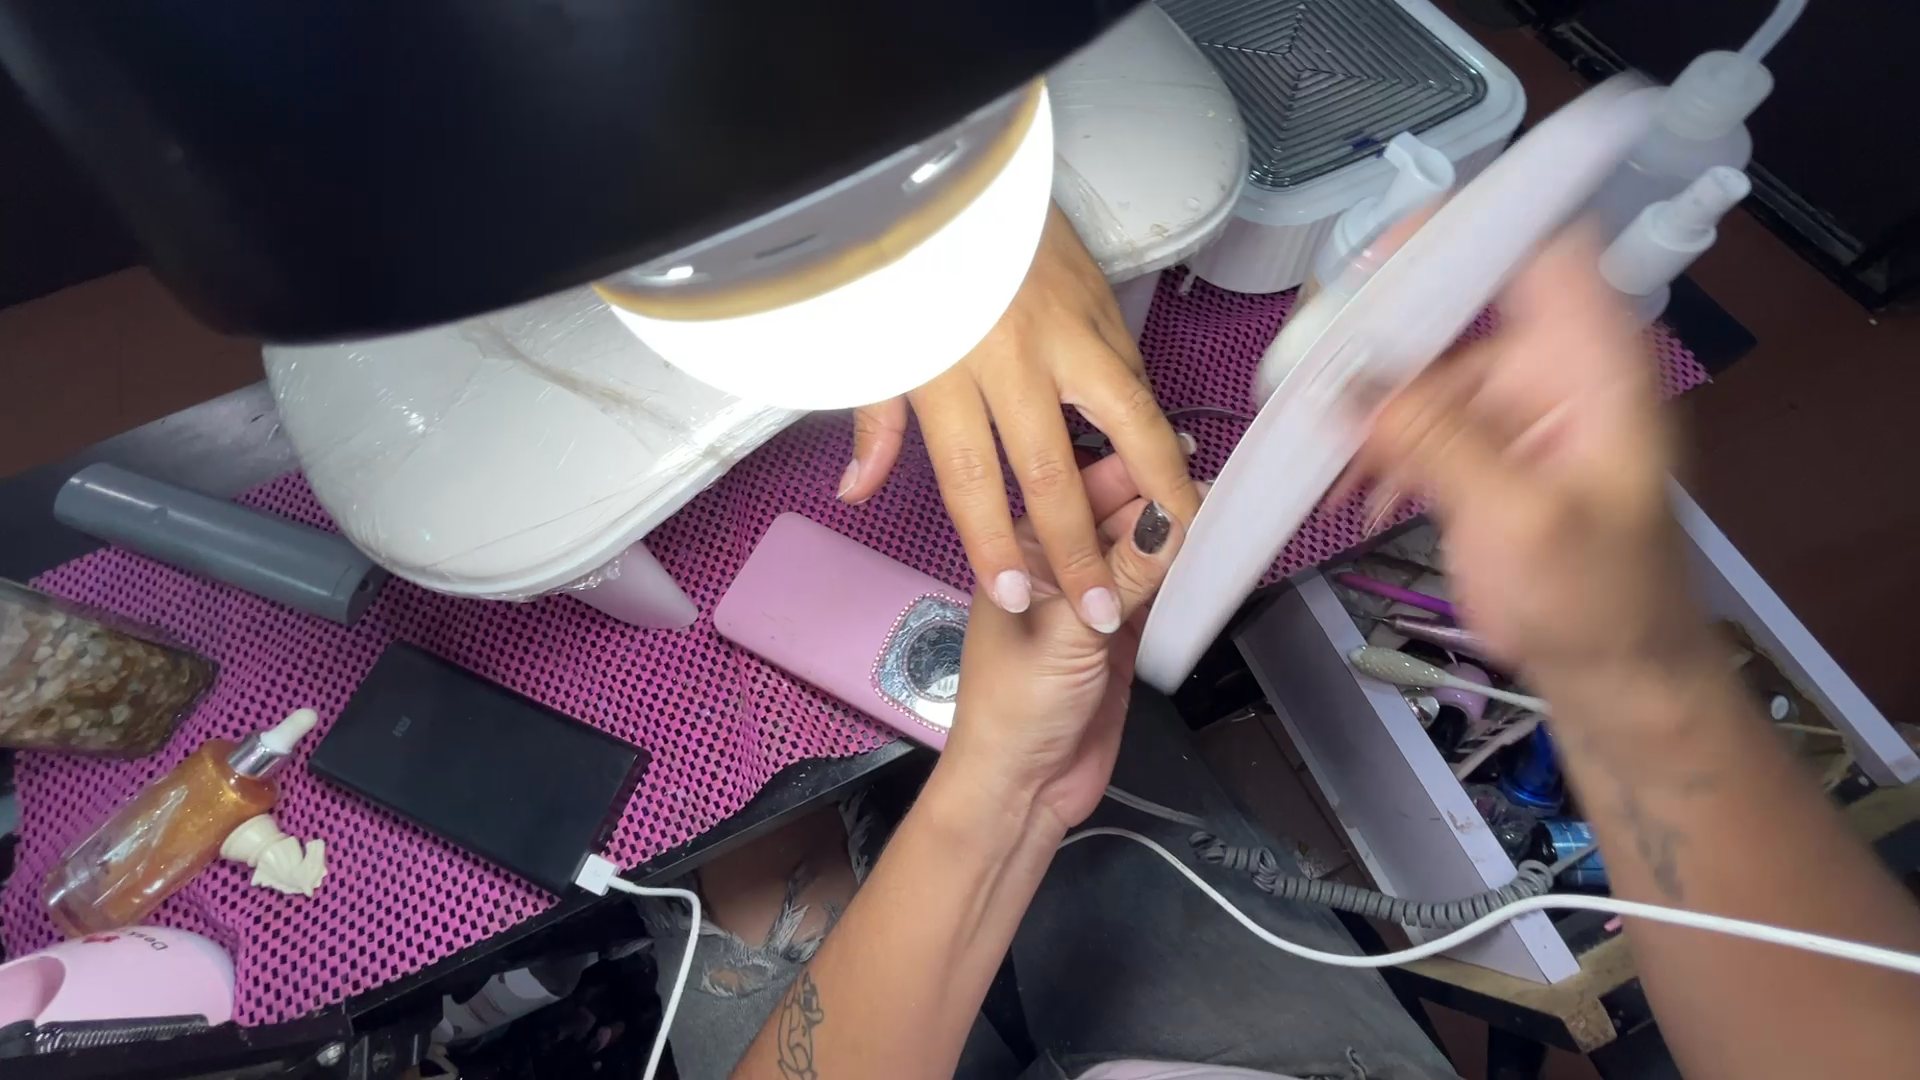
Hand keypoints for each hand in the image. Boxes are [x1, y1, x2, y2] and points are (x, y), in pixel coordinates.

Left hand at [839, 205, 1199, 633]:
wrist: (961, 174)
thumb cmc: (912, 265)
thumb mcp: (878, 343)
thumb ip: (873, 424)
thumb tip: (856, 491)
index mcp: (946, 370)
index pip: (971, 478)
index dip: (993, 543)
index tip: (1017, 593)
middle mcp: (1012, 358)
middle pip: (1050, 469)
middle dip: (1078, 548)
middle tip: (1102, 608)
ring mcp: (1068, 331)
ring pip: (1126, 418)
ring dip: (1157, 483)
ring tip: (1181, 535)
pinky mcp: (1104, 308)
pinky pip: (1134, 377)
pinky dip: (1151, 425)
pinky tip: (1164, 462)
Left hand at [938, 454, 1184, 833]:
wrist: (1023, 787)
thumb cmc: (1020, 704)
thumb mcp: (1071, 632)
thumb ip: (1123, 575)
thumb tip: (1172, 514)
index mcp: (1025, 552)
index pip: (1079, 495)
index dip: (1128, 474)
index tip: (1178, 456)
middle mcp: (1057, 567)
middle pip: (1114, 521)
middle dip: (1157, 503)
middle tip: (1211, 488)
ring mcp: (1090, 602)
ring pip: (1137, 556)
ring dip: (1172, 540)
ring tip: (1218, 515)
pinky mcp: (1117, 637)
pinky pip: (1152, 595)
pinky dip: (1177, 579)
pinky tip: (1206, 560)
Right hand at [1347, 228, 1717, 700]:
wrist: (1605, 663)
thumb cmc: (1592, 593)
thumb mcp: (1518, 513)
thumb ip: (1437, 440)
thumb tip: (1352, 384)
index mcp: (1588, 366)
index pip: (1536, 255)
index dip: (1461, 237)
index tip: (1377, 258)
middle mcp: (1544, 375)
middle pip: (1451, 320)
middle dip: (1377, 346)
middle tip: (1310, 373)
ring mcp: (1503, 416)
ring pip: (1414, 382)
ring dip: (1362, 419)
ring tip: (1326, 464)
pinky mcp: (1472, 454)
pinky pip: (1405, 431)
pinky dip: (1369, 457)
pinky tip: (1349, 495)